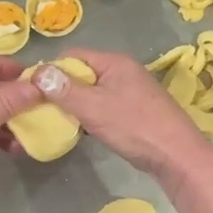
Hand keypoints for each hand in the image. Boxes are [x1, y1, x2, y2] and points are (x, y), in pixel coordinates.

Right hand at [42, 48, 205, 176]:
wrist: (177, 156)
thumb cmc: (134, 126)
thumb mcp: (93, 107)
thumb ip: (63, 89)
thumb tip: (36, 72)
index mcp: (114, 62)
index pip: (72, 56)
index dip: (52, 72)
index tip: (35, 93)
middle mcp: (123, 71)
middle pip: (82, 73)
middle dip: (62, 90)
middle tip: (46, 111)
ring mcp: (131, 90)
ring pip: (92, 92)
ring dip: (77, 105)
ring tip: (63, 122)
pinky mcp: (135, 109)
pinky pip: (104, 105)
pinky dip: (91, 115)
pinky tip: (85, 131)